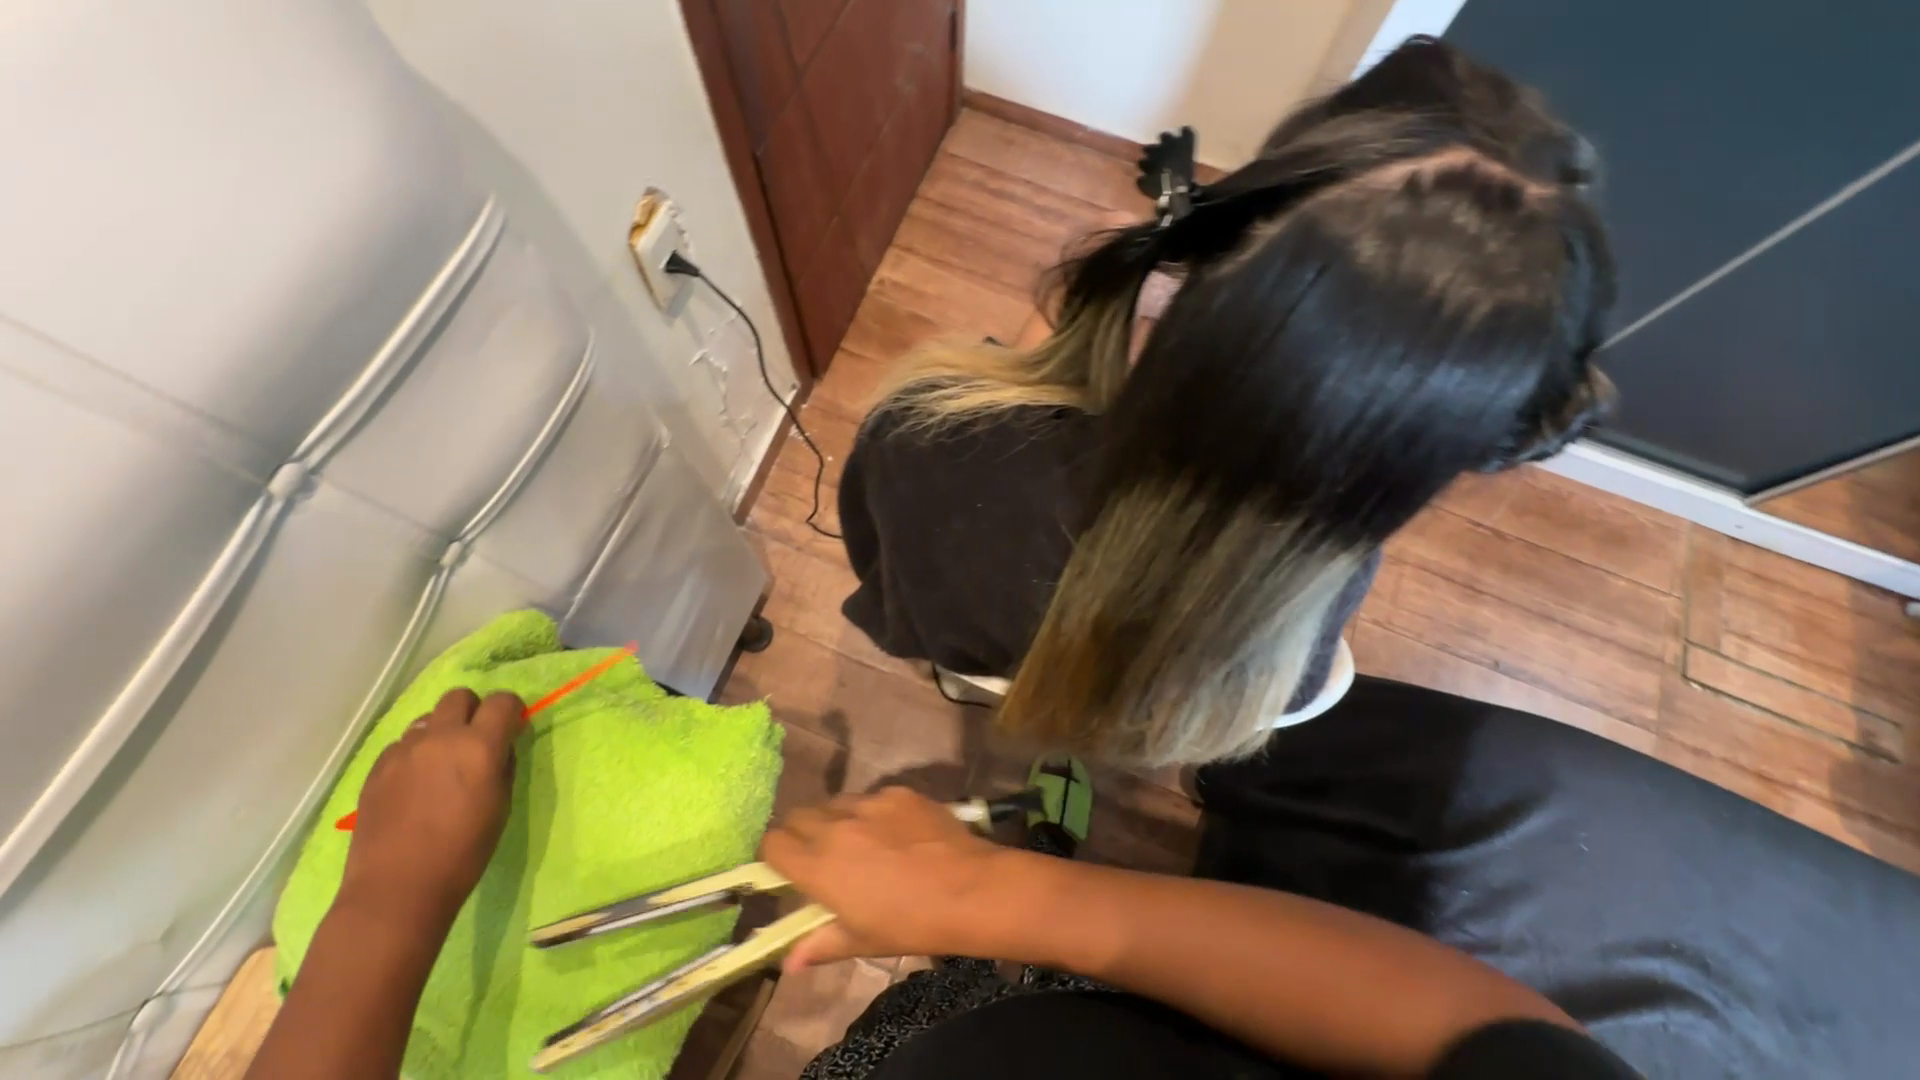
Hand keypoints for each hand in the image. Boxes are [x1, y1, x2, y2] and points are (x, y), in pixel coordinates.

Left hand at [340, 689, 525, 929]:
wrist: (398, 886)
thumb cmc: (464, 851)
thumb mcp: (502, 805)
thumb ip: (503, 765)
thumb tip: (500, 746)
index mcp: (479, 745)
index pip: (502, 700)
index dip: (511, 710)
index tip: (512, 726)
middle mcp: (440, 737)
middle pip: (459, 696)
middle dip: (473, 710)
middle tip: (477, 738)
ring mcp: (403, 750)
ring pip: (428, 719)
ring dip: (441, 731)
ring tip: (442, 763)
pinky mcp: (376, 768)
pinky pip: (402, 745)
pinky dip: (415, 754)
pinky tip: (415, 784)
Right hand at [761, 787, 1018, 971]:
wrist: (970, 890)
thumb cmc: (912, 924)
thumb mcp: (863, 941)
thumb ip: (820, 945)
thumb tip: (788, 963)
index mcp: (819, 866)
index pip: (772, 843)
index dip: (775, 855)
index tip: (788, 868)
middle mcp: (837, 827)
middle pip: (798, 816)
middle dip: (801, 833)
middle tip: (822, 856)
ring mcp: (869, 804)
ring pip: (835, 803)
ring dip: (837, 820)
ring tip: (861, 842)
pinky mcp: (899, 792)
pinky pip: (872, 797)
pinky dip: (874, 812)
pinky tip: (897, 833)